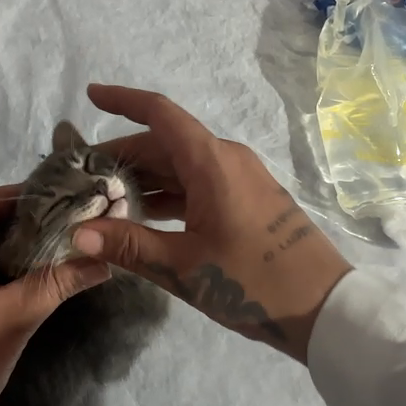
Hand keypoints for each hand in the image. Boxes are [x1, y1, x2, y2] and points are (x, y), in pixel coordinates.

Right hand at [75, 84, 351, 362]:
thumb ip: (129, 245)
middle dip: (123, 155)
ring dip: (144, 178)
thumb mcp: (184, 267)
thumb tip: (78, 234)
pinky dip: (168, 193)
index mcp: (211, 161)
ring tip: (104, 197)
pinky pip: (198, 182)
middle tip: (83, 175)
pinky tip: (143, 215)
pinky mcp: (248, 200)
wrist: (327, 311)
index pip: (159, 113)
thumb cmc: (253, 282)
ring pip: (180, 165)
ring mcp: (240, 178)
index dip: (122, 100)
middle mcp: (225, 158)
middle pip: (163, 142)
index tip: (90, 95)